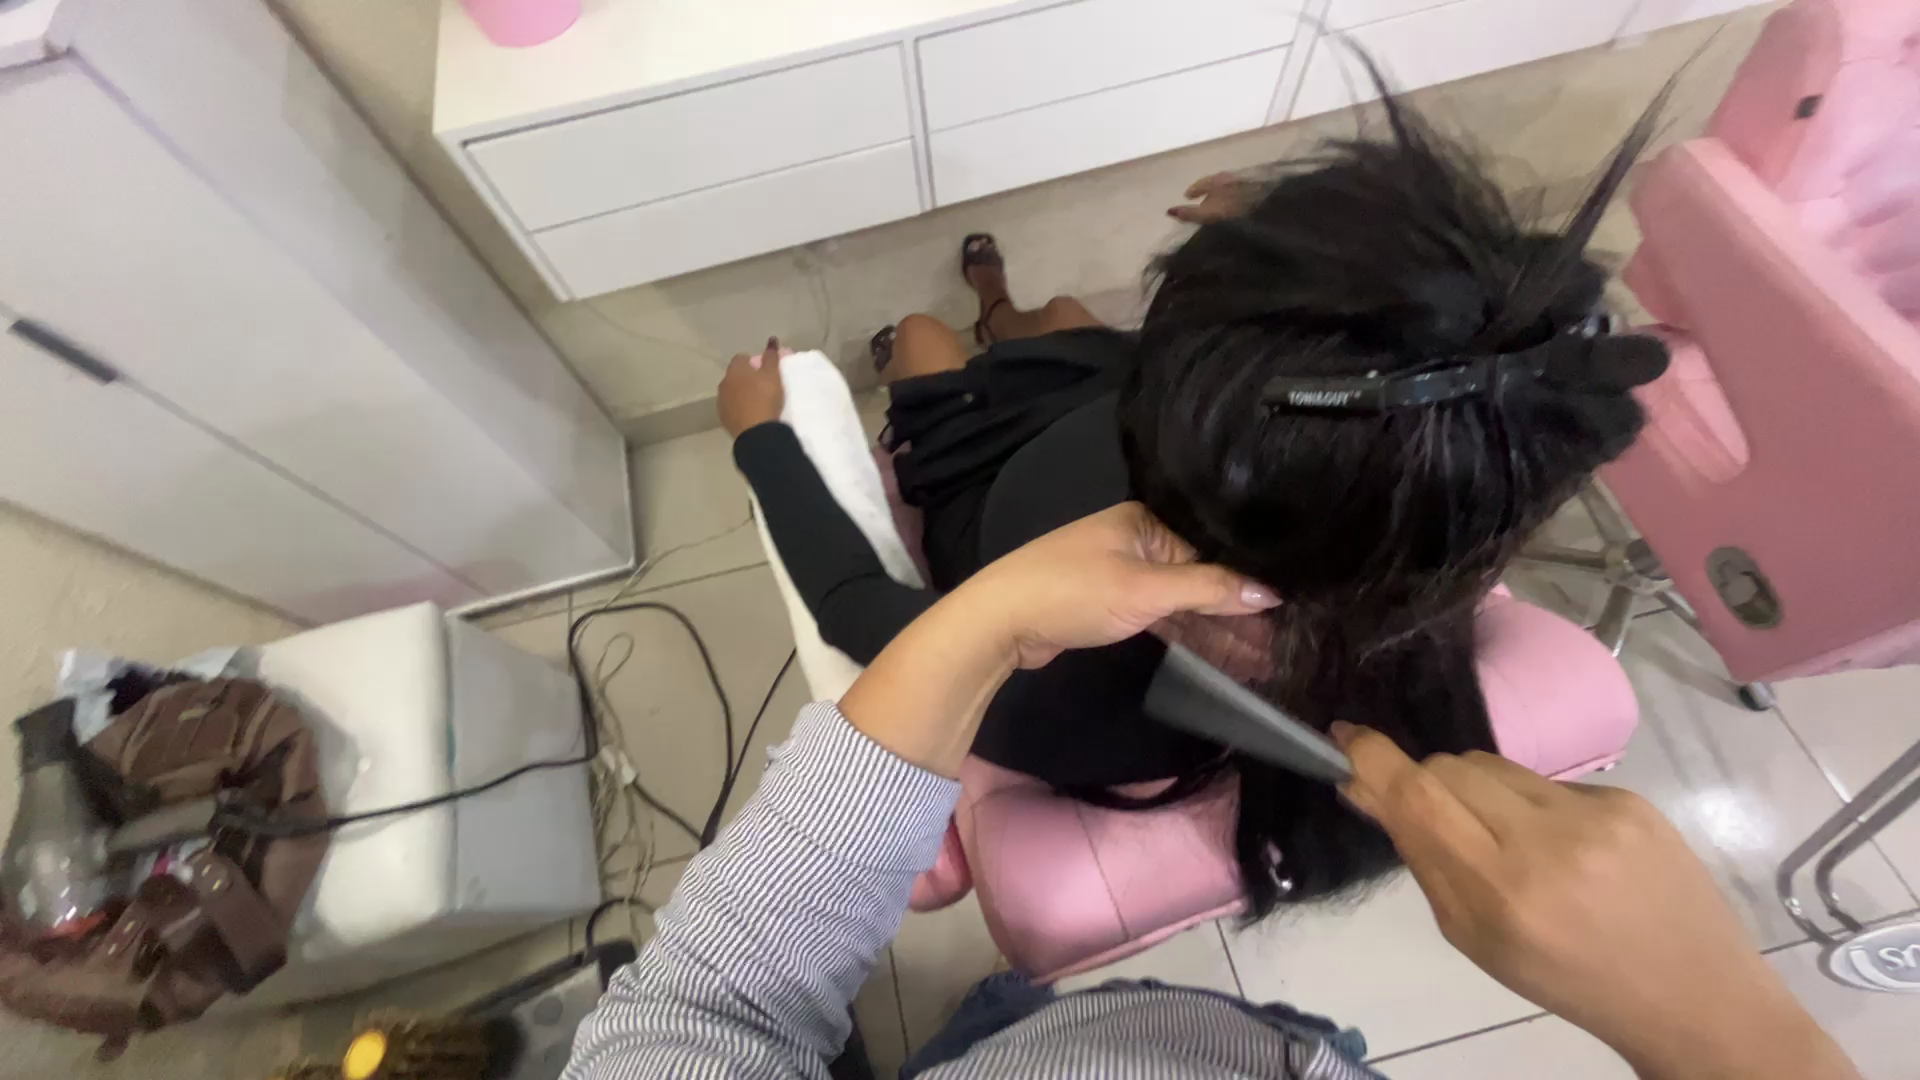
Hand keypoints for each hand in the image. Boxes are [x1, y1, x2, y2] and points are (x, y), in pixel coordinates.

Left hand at [717, 338, 785, 435]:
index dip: (753, 362)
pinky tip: (750, 414)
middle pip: (734, 375)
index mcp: (735, 370)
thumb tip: (771, 339)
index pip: (741, 358)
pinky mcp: (723, 418)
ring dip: (740, 394)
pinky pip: (731, 408)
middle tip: (761, 386)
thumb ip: (772, 357)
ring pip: (731, 392)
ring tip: (756, 402)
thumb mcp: (773, 375)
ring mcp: (722, 401)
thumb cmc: (766, 398)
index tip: (764, 371)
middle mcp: (724, 383)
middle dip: (745, 378)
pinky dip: (739, 408)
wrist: (757, 431)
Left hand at [955, 502, 1277, 668]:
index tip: (1291, 610)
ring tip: (1265, 658)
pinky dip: (1187, 634)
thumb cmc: (1074, 591)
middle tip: (1284, 645)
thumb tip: (1272, 591)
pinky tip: (1222, 655)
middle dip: (1238, 612)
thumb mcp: (1145, 589)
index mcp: (1146, 522)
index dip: (1251, 581)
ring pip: (1181, 601)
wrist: (1000, 619)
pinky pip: (1161, 616)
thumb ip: (1209, 589)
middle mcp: (1137, 541)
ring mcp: (1123, 574)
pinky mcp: (1111, 604)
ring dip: (1217, 629)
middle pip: (1200, 576)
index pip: (1213, 548)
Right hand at [1168, 171, 1259, 223]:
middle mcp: (1232, 178)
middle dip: (1208, 192)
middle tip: (1201, 202)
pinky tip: (1235, 207)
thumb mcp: (1208, 215)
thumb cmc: (1233, 211)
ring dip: (1221, 195)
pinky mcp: (1259, 190)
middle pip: (1216, 184)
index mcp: (1218, 180)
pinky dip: (1233, 198)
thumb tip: (1170, 211)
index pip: (1202, 183)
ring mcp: (1246, 183)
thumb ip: (1189, 214)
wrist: (1268, 209)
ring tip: (1217, 205)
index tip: (1186, 196)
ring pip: (1229, 187)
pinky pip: (1241, 192)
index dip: (1194, 189)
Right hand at [1334, 725, 1857, 1079]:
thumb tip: (1363, 786)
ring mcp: (1596, 817)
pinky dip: (1527, 799)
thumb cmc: (1562, 975)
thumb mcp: (1468, 933)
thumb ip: (1416, 853)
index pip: (1417, 795)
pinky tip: (1560, 840)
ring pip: (1488, 763)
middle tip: (1443, 819)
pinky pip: (1541, 777)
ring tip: (1506, 832)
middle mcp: (1548, 843)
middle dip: (1426, 783)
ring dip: (1474, 787)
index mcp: (1501, 891)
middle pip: (1445, 767)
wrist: (1698, 1001)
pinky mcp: (1630, 801)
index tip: (1342, 736)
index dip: (1371, 757)